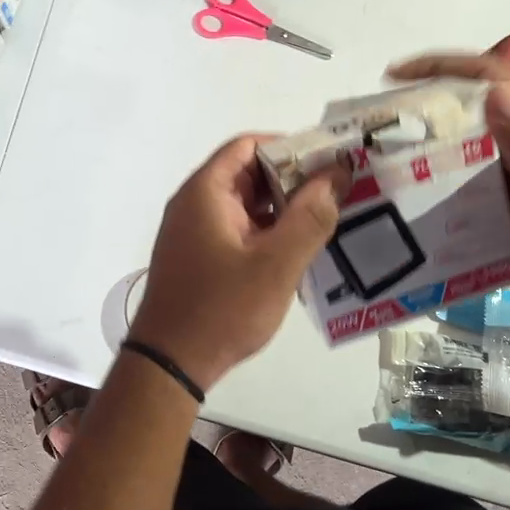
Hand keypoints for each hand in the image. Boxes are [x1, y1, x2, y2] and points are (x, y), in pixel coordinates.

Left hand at [130, 136, 348, 389]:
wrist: (169, 363)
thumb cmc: (221, 308)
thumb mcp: (276, 264)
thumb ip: (310, 217)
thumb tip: (336, 174)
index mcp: (205, 192)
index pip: (248, 146)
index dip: (290, 146)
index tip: (329, 160)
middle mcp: (194, 203)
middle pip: (247, 173)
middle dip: (292, 178)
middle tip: (339, 190)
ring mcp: (193, 232)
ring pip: (244, 204)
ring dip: (282, 208)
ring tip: (329, 217)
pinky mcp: (198, 257)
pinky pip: (237, 229)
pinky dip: (267, 231)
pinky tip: (299, 248)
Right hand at [387, 35, 509, 332]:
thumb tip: (492, 93)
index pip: (487, 75)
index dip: (442, 65)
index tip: (394, 75)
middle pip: (461, 108)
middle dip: (415, 107)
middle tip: (371, 127)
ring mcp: (508, 176)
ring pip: (455, 147)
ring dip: (416, 148)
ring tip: (374, 164)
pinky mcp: (500, 206)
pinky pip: (455, 185)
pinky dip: (427, 187)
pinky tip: (401, 205)